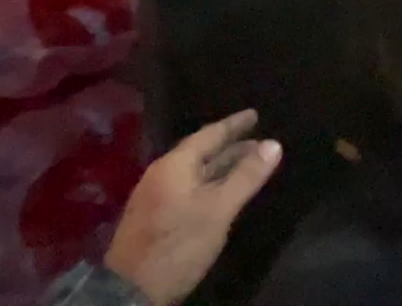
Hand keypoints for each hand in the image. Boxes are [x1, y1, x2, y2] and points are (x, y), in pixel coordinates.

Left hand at [104, 109, 282, 305]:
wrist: (127, 295)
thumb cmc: (178, 244)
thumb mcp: (219, 210)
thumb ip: (247, 176)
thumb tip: (274, 144)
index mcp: (175, 164)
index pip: (210, 134)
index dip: (235, 124)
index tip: (255, 114)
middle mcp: (162, 173)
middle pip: (202, 152)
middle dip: (231, 148)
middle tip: (259, 143)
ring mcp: (154, 196)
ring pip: (195, 172)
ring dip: (221, 167)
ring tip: (246, 166)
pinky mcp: (152, 218)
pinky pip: (187, 188)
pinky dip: (208, 183)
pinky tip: (221, 193)